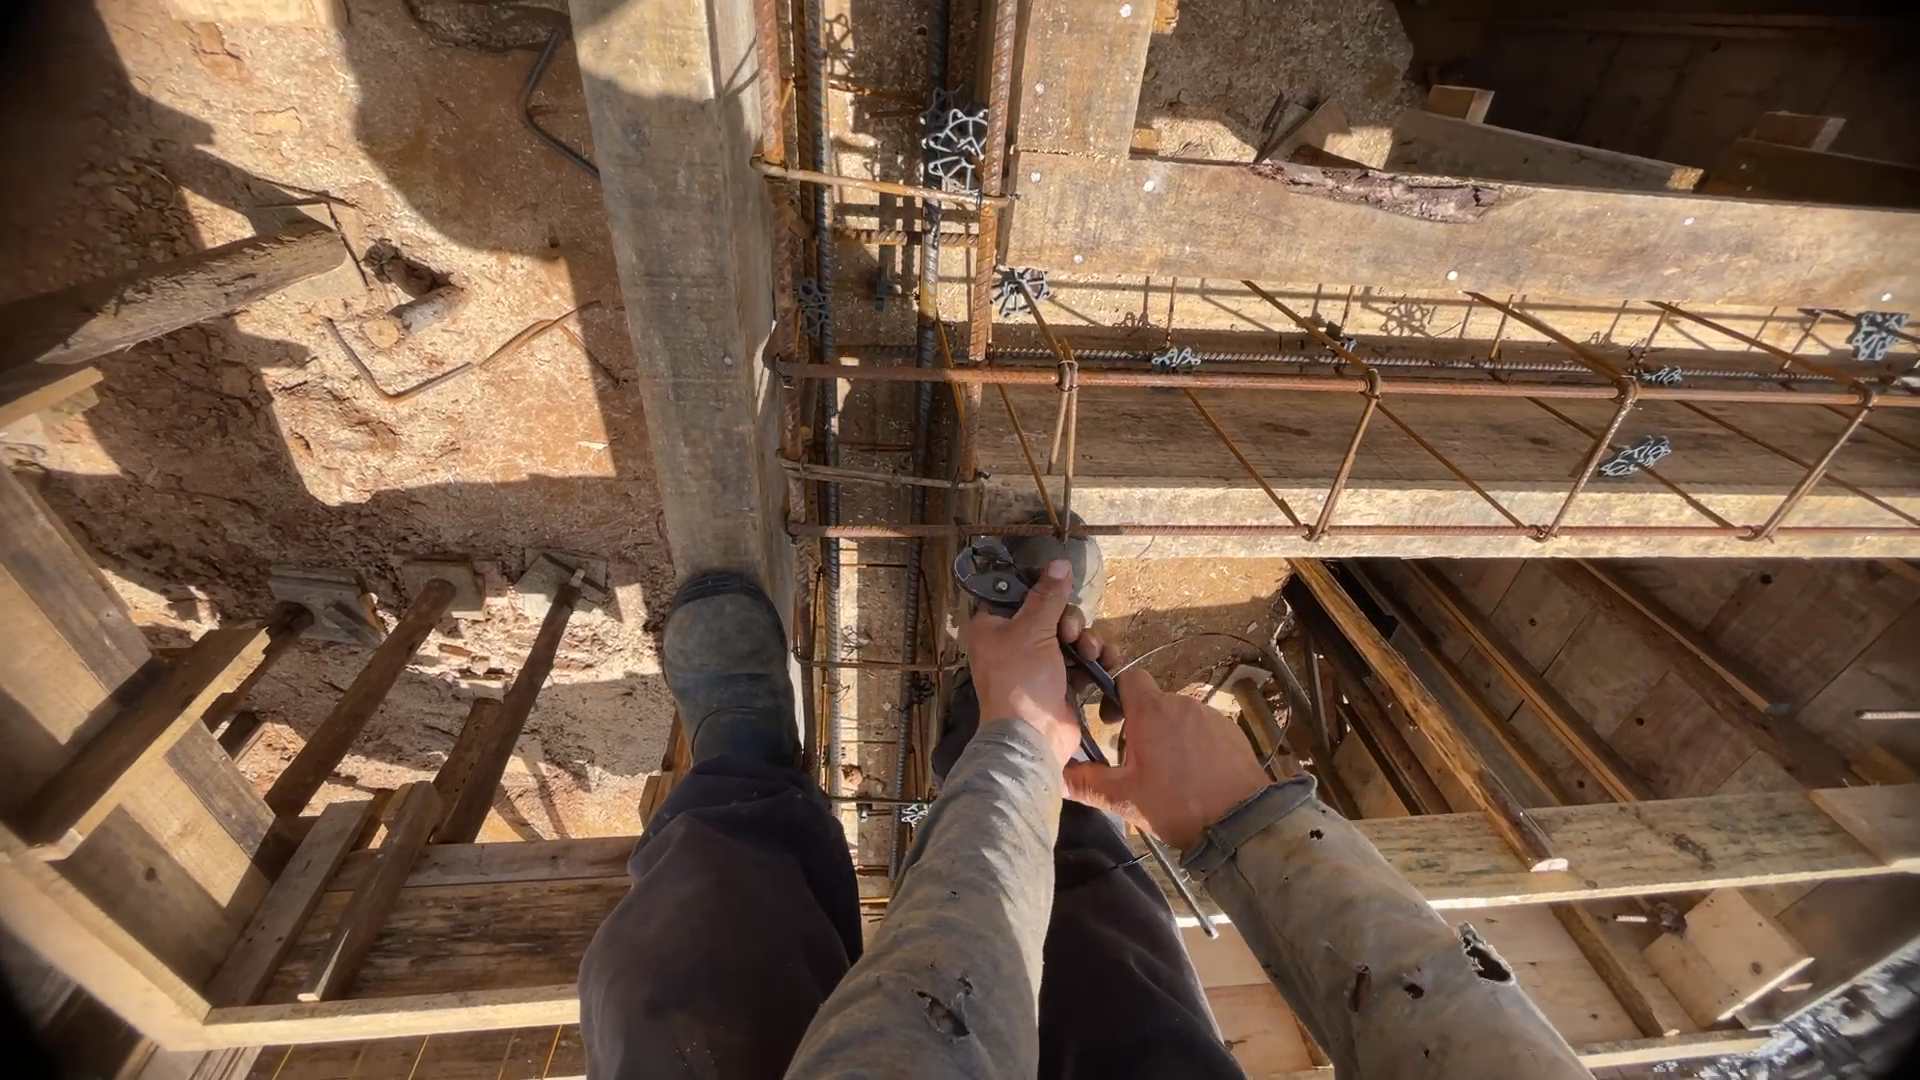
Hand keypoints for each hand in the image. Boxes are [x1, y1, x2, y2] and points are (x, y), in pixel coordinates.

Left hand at [963, 559, 1083, 768]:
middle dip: (1070, 621)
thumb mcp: (1032, 630)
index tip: (1056, 592)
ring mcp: (1039, 663)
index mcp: (993, 627)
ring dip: (1087, 640)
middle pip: (1051, 613)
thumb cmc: (1021, 680)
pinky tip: (1106, 662)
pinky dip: (1096, 658)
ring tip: (1090, 653)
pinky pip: (1083, 658)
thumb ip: (1048, 596)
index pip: (1017, 595)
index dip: (1040, 591)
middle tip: (1069, 634)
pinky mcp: (1062, 680)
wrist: (1034, 738)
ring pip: (1071, 635)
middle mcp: (1014, 642)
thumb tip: (1060, 562)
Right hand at [1064, 666, 1270, 851]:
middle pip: (1153, 703)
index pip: (1128, 678)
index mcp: (1151, 710)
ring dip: (1169, 736)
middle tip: (1137, 762)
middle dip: (1141, 725)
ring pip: (1179, 718)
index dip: (1116, 696)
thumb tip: (1056, 775)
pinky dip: (1196, 746)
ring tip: (1169, 774)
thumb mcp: (1123, 798)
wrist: (1241, 825)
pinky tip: (1197, 776)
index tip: (1112, 723)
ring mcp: (1211, 716)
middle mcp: (1182, 704)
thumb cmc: (1176, 804)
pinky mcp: (1233, 733)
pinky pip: (1205, 730)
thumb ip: (1085, 782)